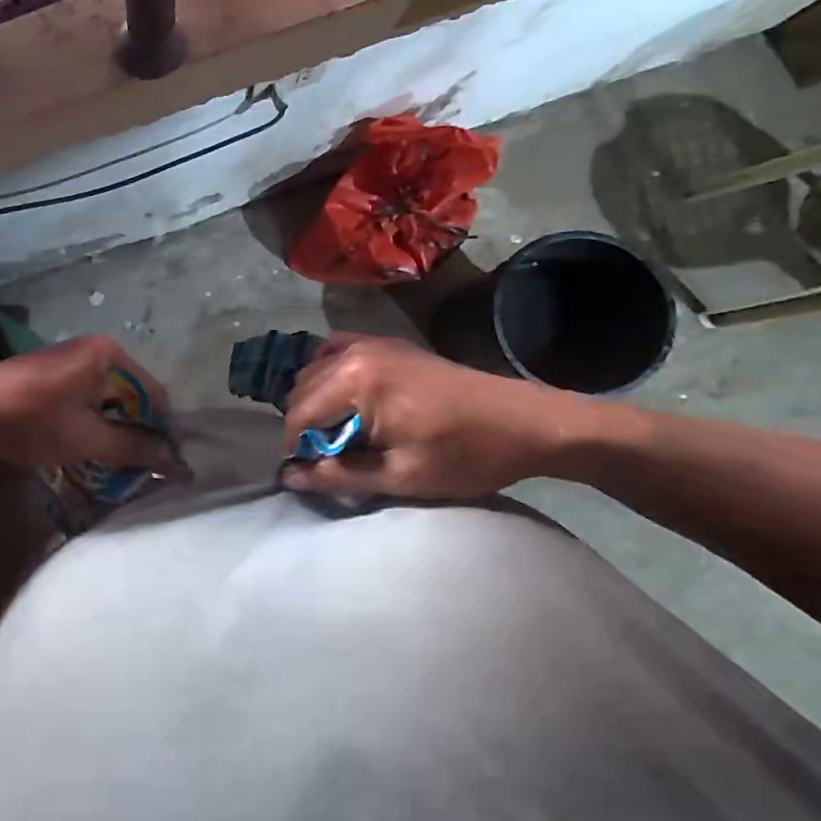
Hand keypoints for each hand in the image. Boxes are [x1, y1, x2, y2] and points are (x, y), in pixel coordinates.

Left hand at [0, 336, 185, 474]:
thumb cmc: (29, 420)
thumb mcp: (87, 438)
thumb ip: (134, 448)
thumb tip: (178, 463)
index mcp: (106, 354)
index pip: (153, 394)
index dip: (161, 432)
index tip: (166, 469)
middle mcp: (89, 353)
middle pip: (128, 400)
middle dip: (133, 437)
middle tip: (137, 475)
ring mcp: (64, 369)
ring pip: (102, 408)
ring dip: (108, 440)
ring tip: (112, 472)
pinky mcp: (44, 386)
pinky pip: (79, 411)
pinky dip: (85, 434)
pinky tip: (83, 460)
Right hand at [280, 333, 599, 498]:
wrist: (532, 423)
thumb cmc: (468, 453)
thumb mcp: (401, 475)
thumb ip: (338, 475)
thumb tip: (287, 478)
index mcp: (356, 382)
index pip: (298, 416)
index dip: (295, 448)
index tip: (308, 472)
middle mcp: (354, 354)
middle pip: (300, 392)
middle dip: (304, 426)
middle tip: (326, 457)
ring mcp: (370, 343)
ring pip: (312, 373)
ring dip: (314, 403)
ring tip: (338, 433)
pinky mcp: (386, 344)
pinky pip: (333, 352)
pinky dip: (327, 372)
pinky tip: (342, 397)